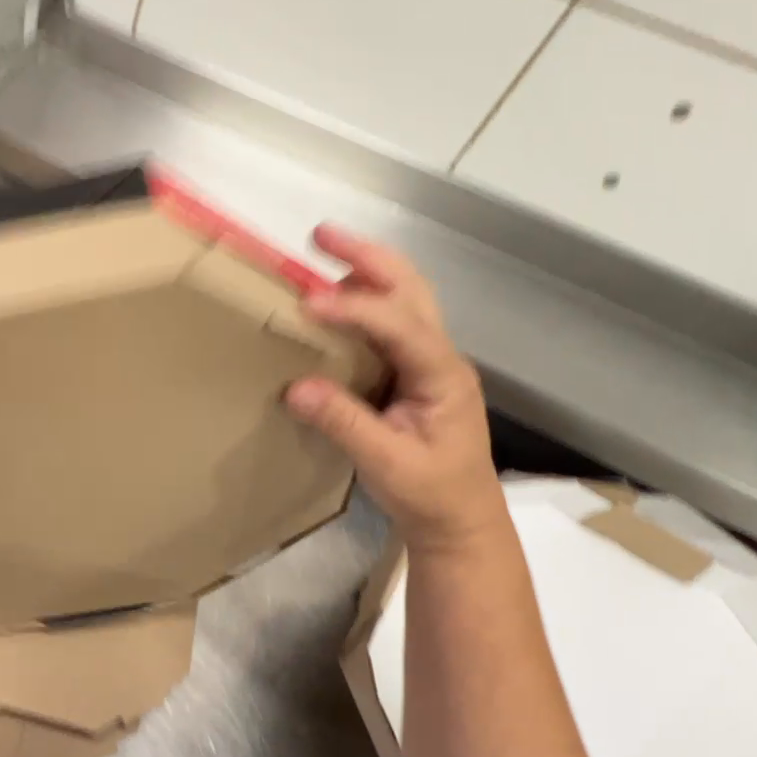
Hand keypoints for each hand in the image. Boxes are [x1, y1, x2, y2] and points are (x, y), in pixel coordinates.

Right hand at [286, 224, 506, 554]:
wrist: (460, 520)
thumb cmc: (431, 493)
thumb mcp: (387, 463)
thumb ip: (344, 422)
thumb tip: (296, 387)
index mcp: (442, 375)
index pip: (399, 325)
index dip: (354, 308)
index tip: (306, 303)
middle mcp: (441, 357)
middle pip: (410, 288)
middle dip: (366, 257)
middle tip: (319, 236)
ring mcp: (429, 363)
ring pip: (403, 299)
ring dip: (365, 272)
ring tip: (320, 258)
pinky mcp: (412, 375)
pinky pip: (389, 324)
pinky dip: (361, 302)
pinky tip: (332, 305)